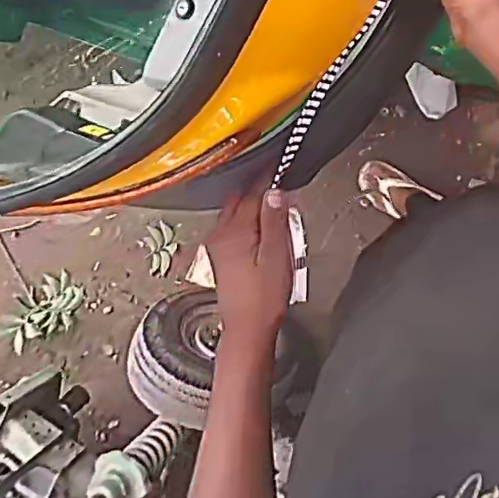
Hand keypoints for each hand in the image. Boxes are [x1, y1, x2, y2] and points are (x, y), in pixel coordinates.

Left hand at [205, 184, 293, 351]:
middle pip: (241, 200)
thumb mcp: (277, 255)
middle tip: (279, 183)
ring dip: (252, 204)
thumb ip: (276, 221)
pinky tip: (262, 225)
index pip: (253, 193)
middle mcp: (221, 236)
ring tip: (274, 203)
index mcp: (235, 232)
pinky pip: (233, 226)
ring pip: (235, 212)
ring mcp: (218, 246)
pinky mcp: (221, 257)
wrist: (248, 329)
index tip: (280, 168)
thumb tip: (275, 192)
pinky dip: (248, 219)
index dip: (268, 180)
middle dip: (259, 190)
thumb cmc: (264, 298)